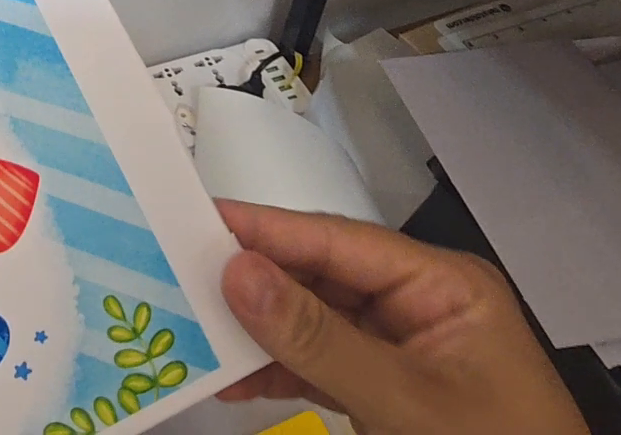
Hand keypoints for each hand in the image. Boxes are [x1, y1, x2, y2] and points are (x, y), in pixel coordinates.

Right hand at [216, 200, 586, 434]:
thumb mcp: (407, 405)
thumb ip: (318, 337)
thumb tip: (235, 269)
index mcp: (441, 286)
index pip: (338, 241)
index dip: (267, 228)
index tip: (199, 216)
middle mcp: (415, 304)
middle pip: (319, 276)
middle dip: (254, 280)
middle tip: (179, 265)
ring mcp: (396, 348)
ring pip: (311, 320)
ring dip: (256, 329)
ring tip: (192, 321)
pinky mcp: (380, 389)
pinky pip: (317, 364)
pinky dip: (274, 370)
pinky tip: (230, 375)